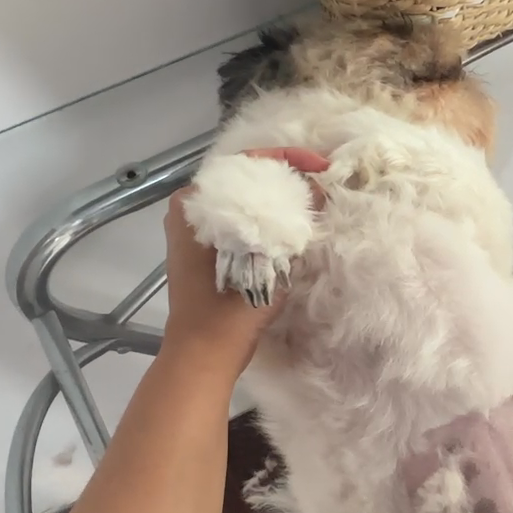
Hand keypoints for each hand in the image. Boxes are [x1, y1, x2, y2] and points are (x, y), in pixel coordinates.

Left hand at [159, 147, 328, 378]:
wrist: (204, 353)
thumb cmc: (230, 310)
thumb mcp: (269, 259)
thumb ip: (292, 220)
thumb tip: (317, 190)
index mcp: (196, 203)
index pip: (247, 163)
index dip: (290, 160)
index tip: (323, 167)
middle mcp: (190, 209)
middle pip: (245, 178)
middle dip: (286, 178)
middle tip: (323, 183)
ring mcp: (195, 230)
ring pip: (243, 199)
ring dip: (277, 199)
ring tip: (313, 202)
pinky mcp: (204, 250)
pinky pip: (239, 219)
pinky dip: (265, 218)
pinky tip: (291, 228)